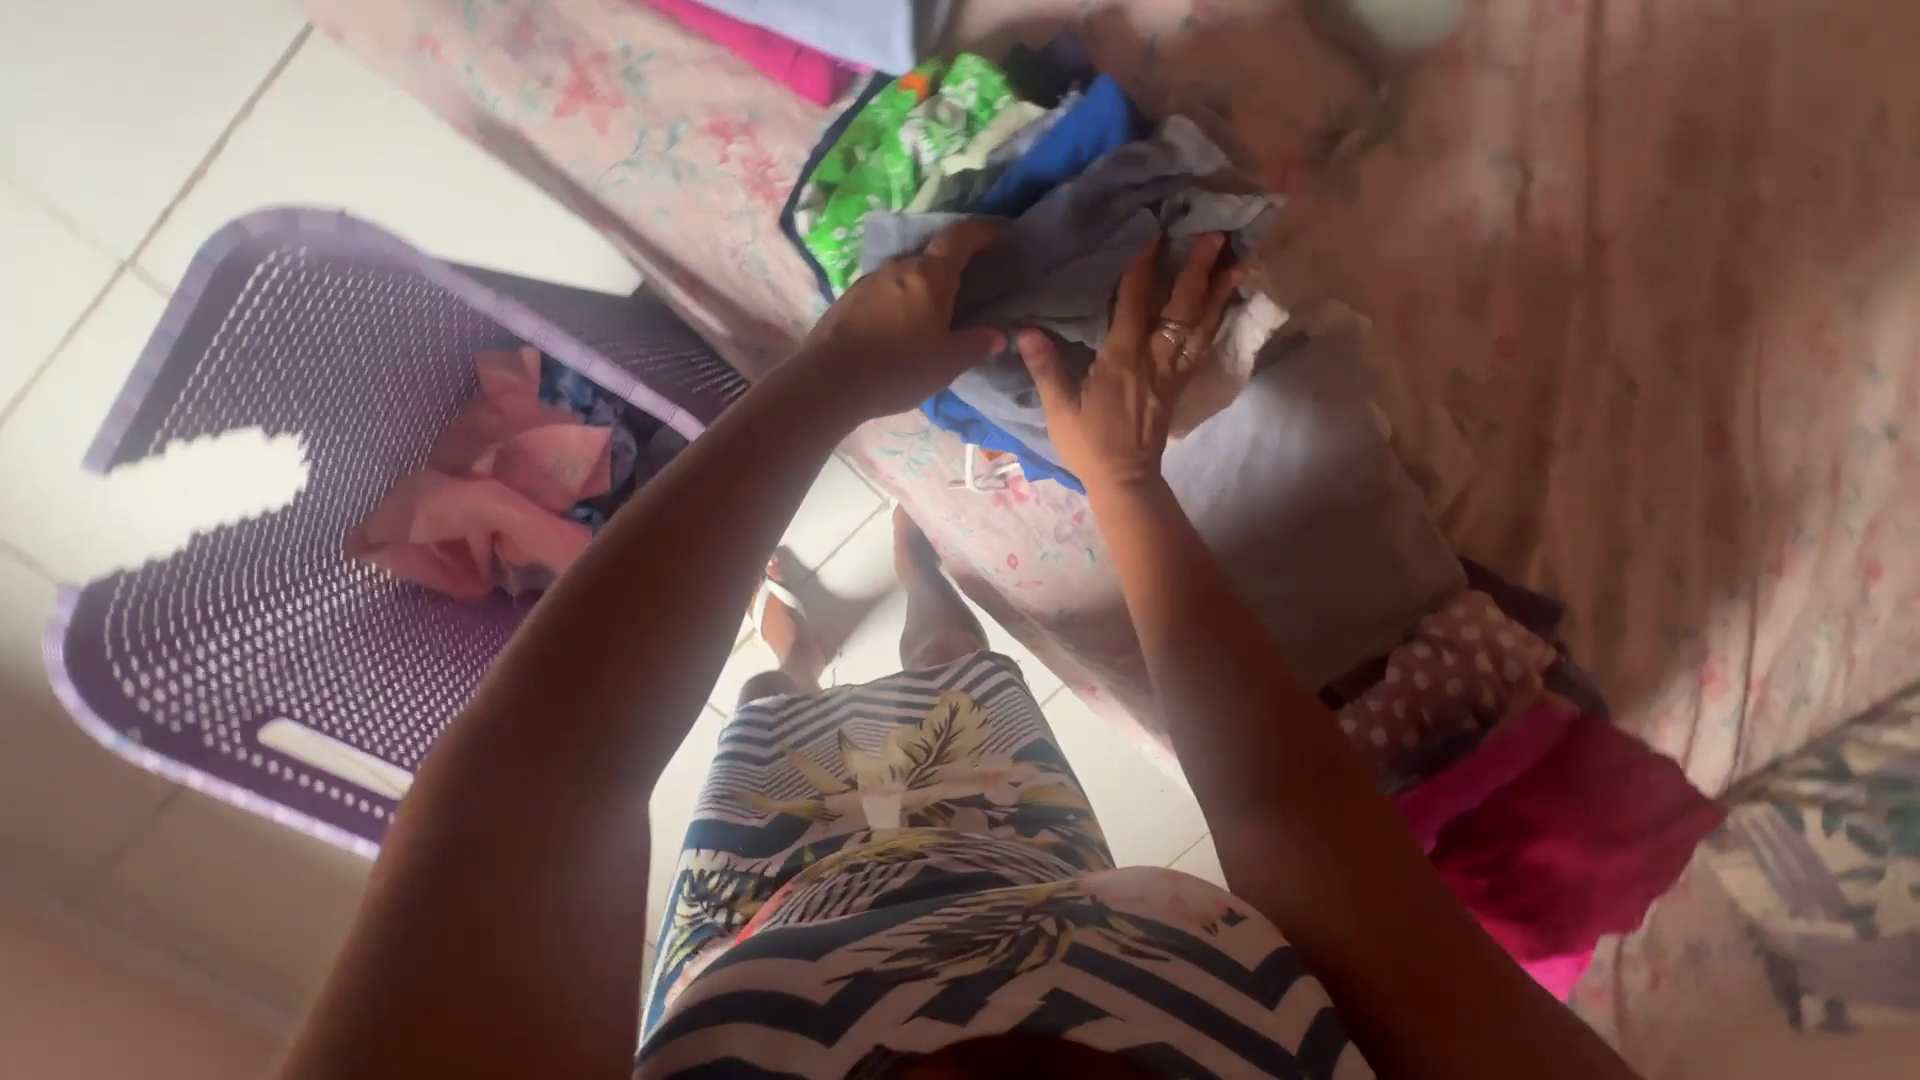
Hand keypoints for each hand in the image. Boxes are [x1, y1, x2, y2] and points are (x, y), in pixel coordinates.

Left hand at [789, 221, 1004, 422]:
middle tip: (971, 284)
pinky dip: (902, 301)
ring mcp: (869, 281)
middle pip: (932, 256)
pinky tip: (902, 328)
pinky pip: (886, 292)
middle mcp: (899, 267)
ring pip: (906, 275)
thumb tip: (997, 335)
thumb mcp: (948, 363)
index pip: (960, 237)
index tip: (1000, 236)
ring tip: (935, 312)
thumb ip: (976, 345)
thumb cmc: (898, 368)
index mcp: (929, 275)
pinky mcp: (849, 300)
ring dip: (924, 286)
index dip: (983, 232)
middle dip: (954, 264)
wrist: (829, 381)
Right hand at [1018, 232, 1239, 492]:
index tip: (1152, 232)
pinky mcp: (1180, 384)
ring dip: (1219, 291)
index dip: (1143, 266)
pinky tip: (1226, 303)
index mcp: (1122, 359)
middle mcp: (1154, 358)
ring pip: (1201, 325)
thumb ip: (1046, 367)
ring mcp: (1173, 371)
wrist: (1124, 479)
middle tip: (1216, 234)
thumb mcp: (1059, 409)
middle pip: (1181, 308)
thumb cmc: (1088, 444)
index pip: (1134, 303)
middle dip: (1198, 270)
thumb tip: (1024, 330)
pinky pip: (1202, 346)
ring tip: (1238, 261)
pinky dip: (1216, 321)